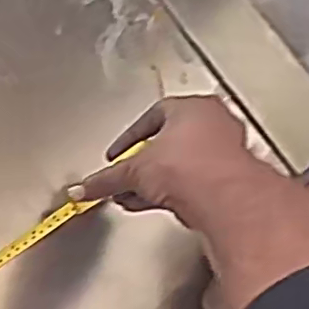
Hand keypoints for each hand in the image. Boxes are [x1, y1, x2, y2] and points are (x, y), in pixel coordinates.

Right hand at [69, 96, 279, 221]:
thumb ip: (104, 181)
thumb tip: (84, 188)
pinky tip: (153, 201)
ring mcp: (221, 147)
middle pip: (165, 141)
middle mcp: (212, 121)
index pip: (152, 116)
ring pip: (176, 162)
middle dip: (140, 163)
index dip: (128, 139)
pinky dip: (168, 189)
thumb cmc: (189, 167)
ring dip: (153, 179)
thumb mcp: (130, 173)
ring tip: (135, 193)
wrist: (219, 196)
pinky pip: (188, 178)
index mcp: (192, 107)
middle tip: (124, 177)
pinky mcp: (224, 173)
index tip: (116, 155)